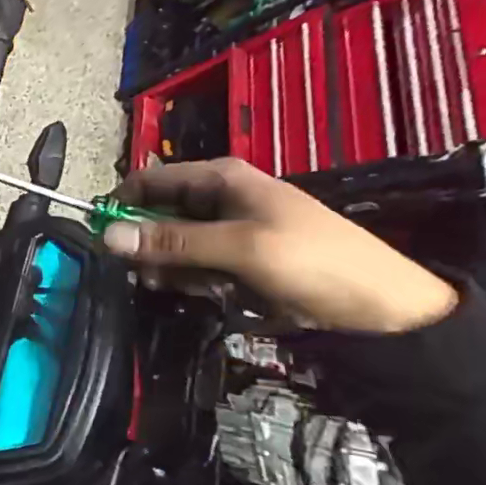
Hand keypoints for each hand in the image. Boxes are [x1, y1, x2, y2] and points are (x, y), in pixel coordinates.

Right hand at [101, 158, 457, 333]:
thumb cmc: (311, 260)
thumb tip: (109, 236)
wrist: (381, 306)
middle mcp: (217, 198)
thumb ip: (172, 242)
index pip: (149, 181)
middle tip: (143, 275)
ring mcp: (226, 230)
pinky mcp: (235, 259)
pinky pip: (194, 264)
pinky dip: (190, 279)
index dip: (123, 205)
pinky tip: (209, 292)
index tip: (104, 239)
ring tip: (184, 287)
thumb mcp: (239, 247)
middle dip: (146, 243)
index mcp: (219, 178)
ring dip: (168, 266)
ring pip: (172, 243)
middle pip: (157, 213)